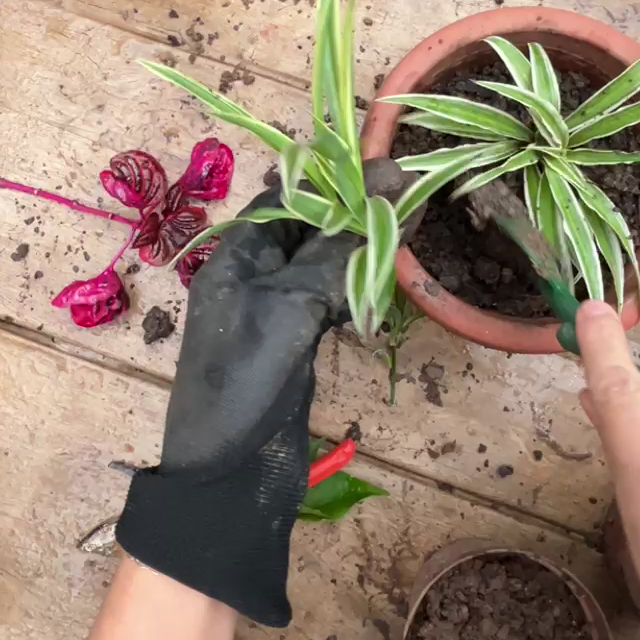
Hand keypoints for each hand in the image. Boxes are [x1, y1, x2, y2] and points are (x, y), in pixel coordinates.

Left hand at [117, 160, 410, 625]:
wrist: (231, 476)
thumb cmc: (247, 378)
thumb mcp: (290, 302)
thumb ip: (336, 246)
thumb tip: (386, 181)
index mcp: (235, 257)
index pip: (284, 198)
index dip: (329, 178)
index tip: (379, 163)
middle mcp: (251, 275)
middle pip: (307, 227)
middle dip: (353, 209)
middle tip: (408, 191)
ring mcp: (274, 309)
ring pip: (322, 261)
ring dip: (359, 245)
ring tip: (407, 223)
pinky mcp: (295, 339)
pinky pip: (328, 297)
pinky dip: (355, 285)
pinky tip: (384, 276)